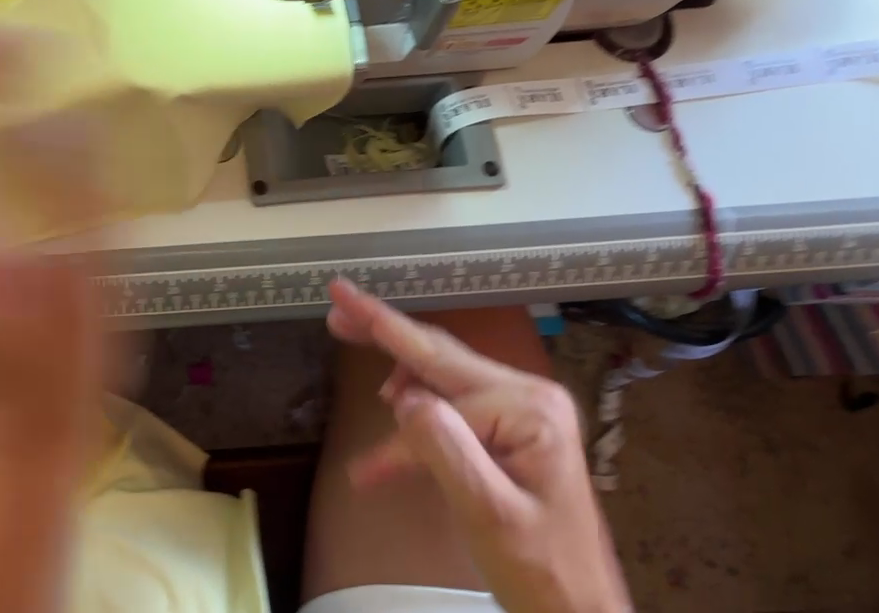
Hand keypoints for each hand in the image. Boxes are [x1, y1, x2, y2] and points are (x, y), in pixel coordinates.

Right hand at [327, 279, 630, 612]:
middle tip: (338, 304)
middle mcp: (528, 394)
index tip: (338, 307)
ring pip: (443, 373)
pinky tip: (390, 423)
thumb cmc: (539, 572)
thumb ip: (446, 450)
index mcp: (527, 408)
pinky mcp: (515, 429)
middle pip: (440, 353)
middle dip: (385, 329)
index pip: (438, 385)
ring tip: (358, 356)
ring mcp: (524, 410)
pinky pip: (454, 403)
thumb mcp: (488, 515)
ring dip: (399, 370)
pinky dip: (416, 411)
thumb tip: (404, 400)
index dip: (386, 367)